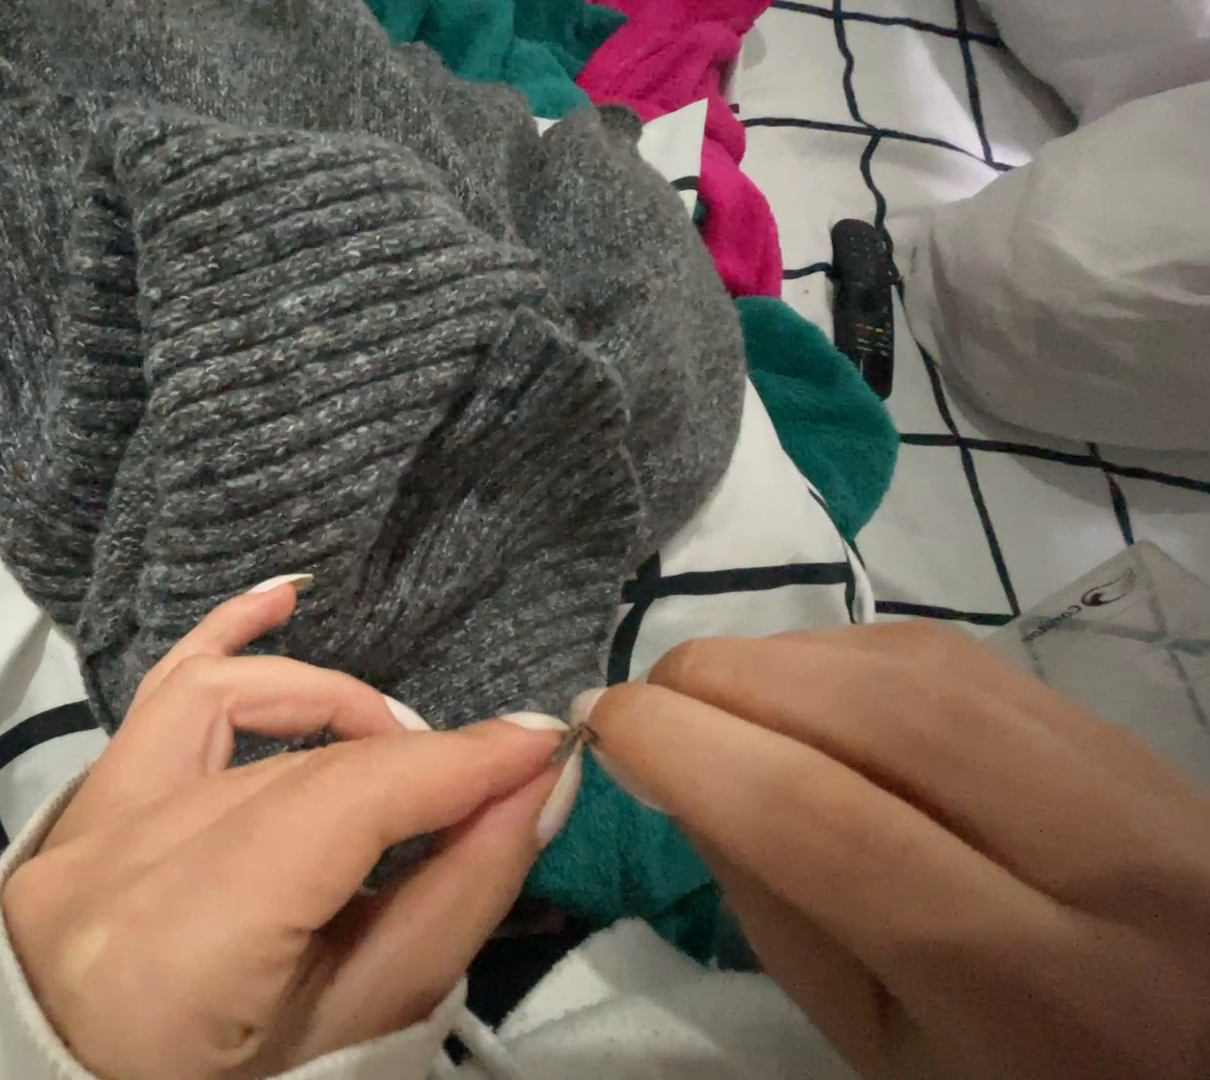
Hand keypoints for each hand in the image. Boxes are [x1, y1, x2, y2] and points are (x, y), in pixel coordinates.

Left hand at [2, 581, 579, 1079]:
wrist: (84, 1079)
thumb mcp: (344, 1026)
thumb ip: (442, 906)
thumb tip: (522, 793)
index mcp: (182, 944)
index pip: (337, 807)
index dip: (448, 768)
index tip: (540, 747)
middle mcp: (123, 852)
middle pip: (298, 767)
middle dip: (415, 759)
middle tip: (492, 772)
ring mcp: (93, 809)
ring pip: (229, 700)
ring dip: (329, 699)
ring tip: (393, 731)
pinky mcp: (91, 788)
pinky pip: (157, 685)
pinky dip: (225, 632)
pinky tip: (283, 596)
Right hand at [582, 621, 1209, 1079]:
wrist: (1194, 1046)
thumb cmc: (991, 1065)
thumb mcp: (858, 1024)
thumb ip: (756, 887)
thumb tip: (660, 758)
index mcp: (1035, 993)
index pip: (815, 819)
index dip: (677, 744)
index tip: (598, 721)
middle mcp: (1116, 871)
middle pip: (867, 713)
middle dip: (711, 681)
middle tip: (645, 703)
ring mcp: (1135, 780)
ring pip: (902, 662)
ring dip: (762, 658)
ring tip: (710, 697)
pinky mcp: (1109, 722)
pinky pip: (936, 650)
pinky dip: (826, 651)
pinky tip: (797, 688)